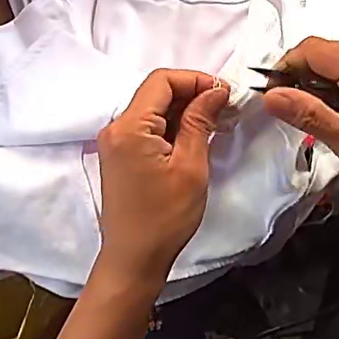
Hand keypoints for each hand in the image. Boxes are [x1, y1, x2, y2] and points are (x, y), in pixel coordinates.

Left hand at [93, 69, 229, 287]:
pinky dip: (171, 126)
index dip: (194, 79)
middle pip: (155, 92)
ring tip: (213, 122)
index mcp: (129, 127)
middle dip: (190, 93)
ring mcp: (115, 142)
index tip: (223, 92)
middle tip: (223, 107)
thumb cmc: (164, 218)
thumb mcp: (190, 166)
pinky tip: (194, 136)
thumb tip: (215, 90)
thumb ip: (200, 121)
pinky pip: (146, 127)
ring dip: (182, 110)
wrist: (133, 258)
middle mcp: (115, 128)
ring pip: (152, 109)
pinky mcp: (119, 155)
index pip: (161, 81)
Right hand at [260, 37, 338, 196]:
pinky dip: (338, 79)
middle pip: (322, 50)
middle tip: (299, 111)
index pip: (311, 49)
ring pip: (335, 55)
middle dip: (302, 76)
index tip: (276, 97)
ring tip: (325, 112)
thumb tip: (269, 96)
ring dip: (320, 79)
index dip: (286, 69)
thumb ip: (309, 115)